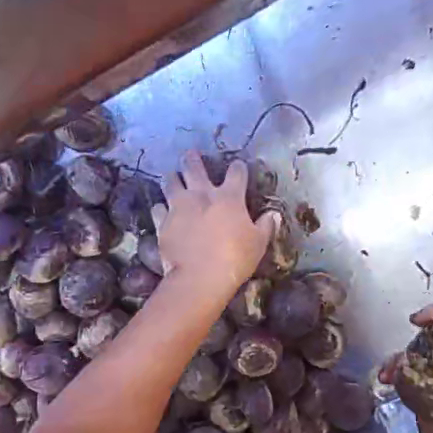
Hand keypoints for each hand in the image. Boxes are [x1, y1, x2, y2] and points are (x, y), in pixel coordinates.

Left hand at [152, 152, 277, 299]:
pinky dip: (160, 207)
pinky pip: (157, 208)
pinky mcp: (162, 222)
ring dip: (172, 177)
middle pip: (194, 168)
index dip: (238, 168)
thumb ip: (266, 226)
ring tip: (171, 175)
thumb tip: (274, 215)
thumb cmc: (234, 259)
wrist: (199, 277)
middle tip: (190, 154)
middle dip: (192, 159)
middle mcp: (201, 195)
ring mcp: (179, 207)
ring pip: (170, 182)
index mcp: (229, 197)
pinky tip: (161, 209)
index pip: (236, 173)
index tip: (238, 167)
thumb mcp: (258, 244)